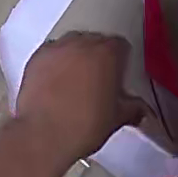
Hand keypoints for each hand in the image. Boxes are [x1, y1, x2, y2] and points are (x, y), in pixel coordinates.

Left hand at [14, 33, 146, 161]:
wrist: (43, 136)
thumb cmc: (82, 125)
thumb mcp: (117, 118)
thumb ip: (133, 108)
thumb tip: (140, 110)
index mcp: (108, 54)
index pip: (121, 44)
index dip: (122, 59)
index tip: (120, 71)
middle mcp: (82, 44)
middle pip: (96, 40)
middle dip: (99, 55)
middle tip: (99, 77)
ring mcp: (58, 49)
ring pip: (72, 43)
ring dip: (77, 55)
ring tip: (76, 77)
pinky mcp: (37, 58)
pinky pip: (51, 52)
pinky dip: (55, 62)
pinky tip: (56, 80)